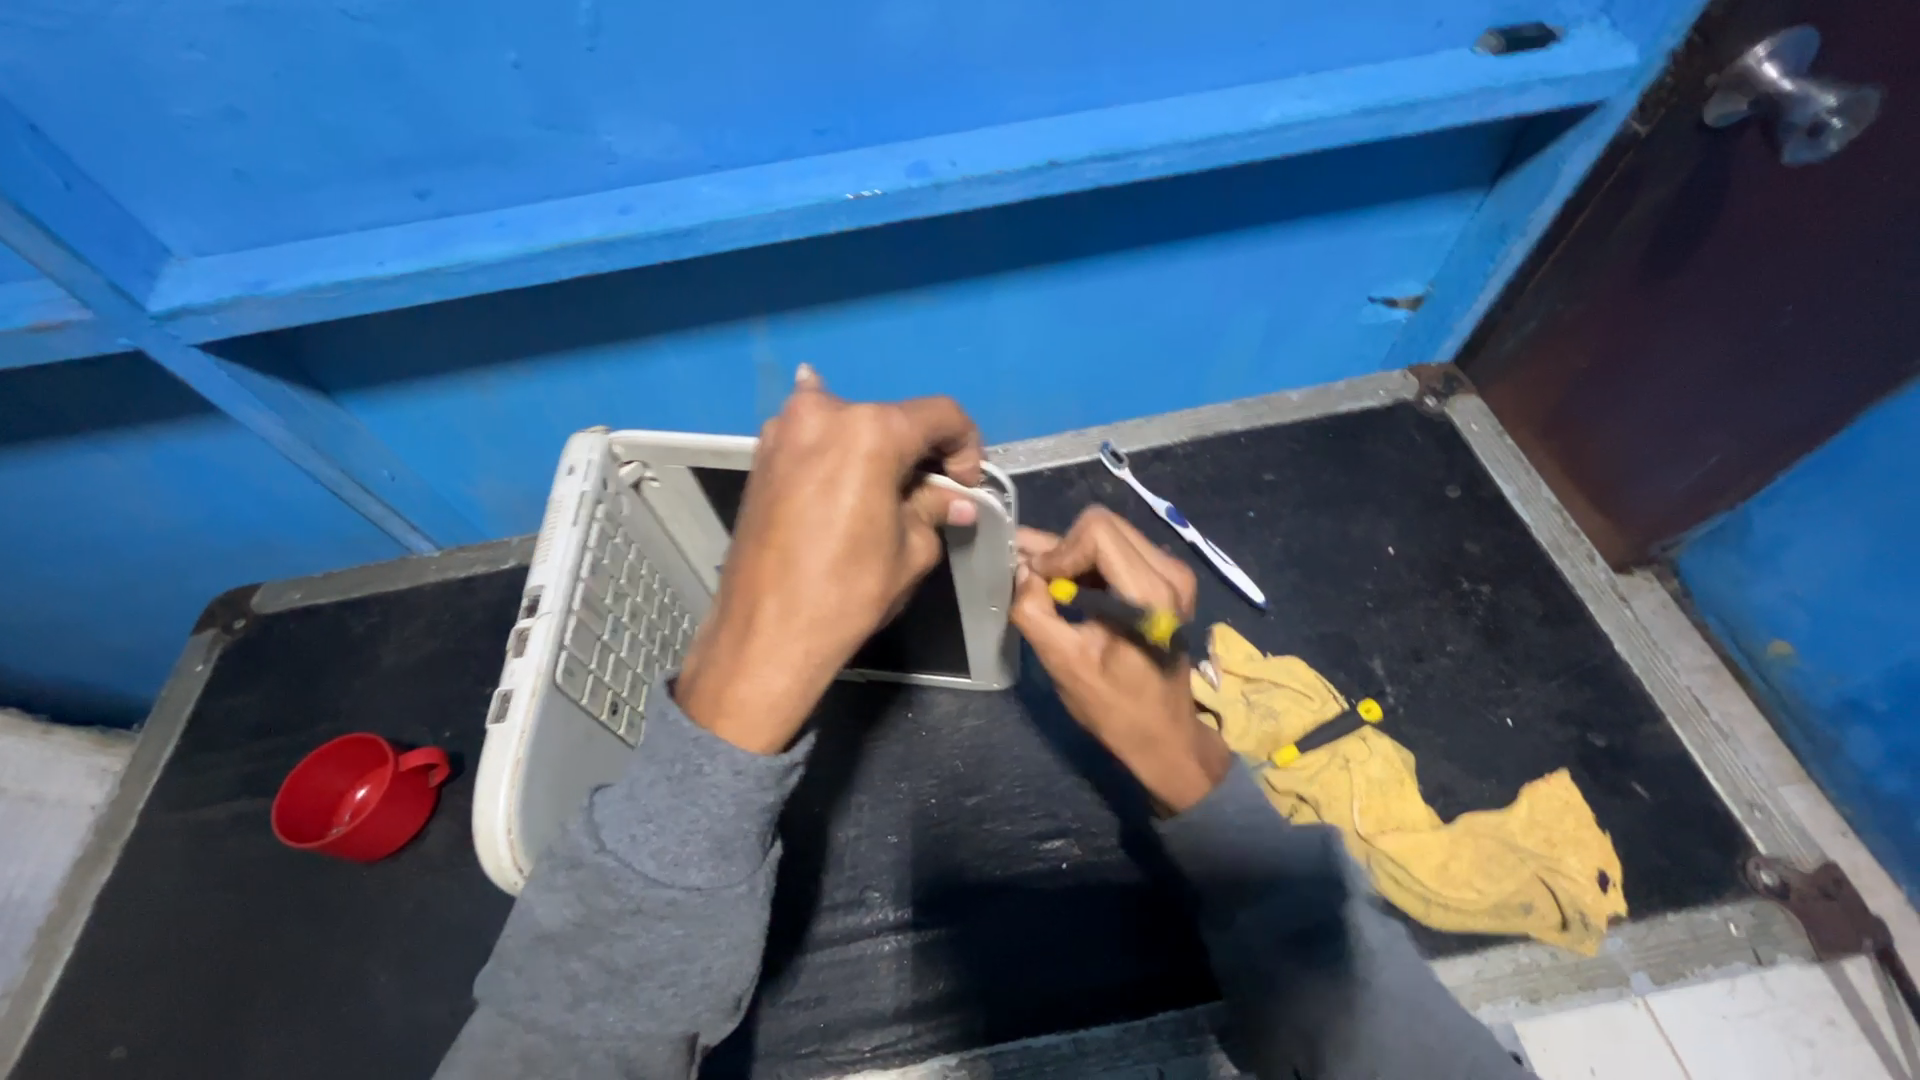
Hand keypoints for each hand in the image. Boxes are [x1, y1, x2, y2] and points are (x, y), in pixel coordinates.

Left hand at [675, 366, 983, 753]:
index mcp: (870, 430)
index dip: (967, 446)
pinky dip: (835, 446)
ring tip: (888, 492)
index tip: (966, 484)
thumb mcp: (911, 551)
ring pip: (851, 424)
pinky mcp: (762, 457)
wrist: (766, 632)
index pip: (941, 415)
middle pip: (894, 417)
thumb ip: (934, 510)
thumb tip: (956, 501)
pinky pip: (812, 439)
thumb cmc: (847, 592)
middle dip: (920, 451)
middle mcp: (823, 413)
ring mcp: (784, 431)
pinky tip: (842, 458)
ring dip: (877, 449)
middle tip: (932, 493)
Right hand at [1011, 507, 1233, 813]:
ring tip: (1046, 585)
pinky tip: (1068, 590)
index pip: (1096, 532)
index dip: (1058, 551)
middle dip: (1062, 549)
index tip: (1039, 585)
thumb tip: (1021, 571)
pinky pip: (1120, 549)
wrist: (1164, 735)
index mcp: (1151, 593)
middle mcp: (1170, 572)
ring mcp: (1173, 573)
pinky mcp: (1167, 580)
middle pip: (1102, 525)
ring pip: (1109, 533)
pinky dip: (1088, 564)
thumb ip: (1035, 612)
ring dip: (1073, 556)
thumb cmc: (1116, 708)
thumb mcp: (1064, 663)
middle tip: (1036, 581)